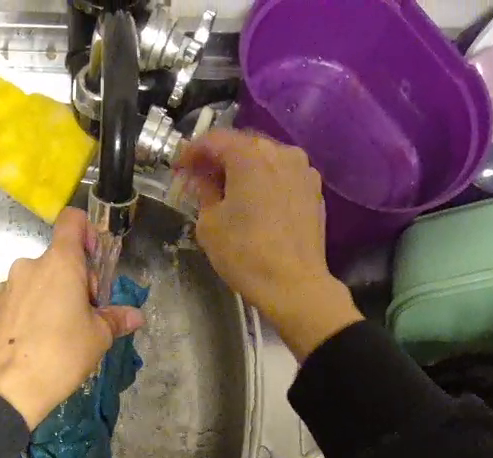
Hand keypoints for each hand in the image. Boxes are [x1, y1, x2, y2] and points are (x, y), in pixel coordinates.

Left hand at [0, 208, 144, 428]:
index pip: (72, 221)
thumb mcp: (98, 337)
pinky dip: (36, 308)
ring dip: (55, 294)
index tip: (95, 261)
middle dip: (77, 279)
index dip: (88, 232)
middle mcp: (31, 265)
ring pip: (41, 279)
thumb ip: (116, 319)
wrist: (15, 387)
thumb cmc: (63, 354)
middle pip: (59, 257)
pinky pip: (24, 297)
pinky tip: (41, 337)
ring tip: (63, 330)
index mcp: (60, 262)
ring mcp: (10, 285)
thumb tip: (135, 316)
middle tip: (87, 314)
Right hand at [175, 131, 361, 358]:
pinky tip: (254, 202)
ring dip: (243, 169)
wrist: (293, 284)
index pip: (214, 140)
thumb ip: (203, 193)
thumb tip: (203, 180)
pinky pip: (282, 176)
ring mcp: (302, 169)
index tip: (179, 167)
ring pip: (265, 159)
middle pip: (242, 145)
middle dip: (218, 159)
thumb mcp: (209, 225)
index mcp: (249, 155)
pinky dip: (264, 182)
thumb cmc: (244, 254)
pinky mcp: (313, 189)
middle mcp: (280, 152)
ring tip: (227, 191)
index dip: (192, 151)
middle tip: (200, 178)